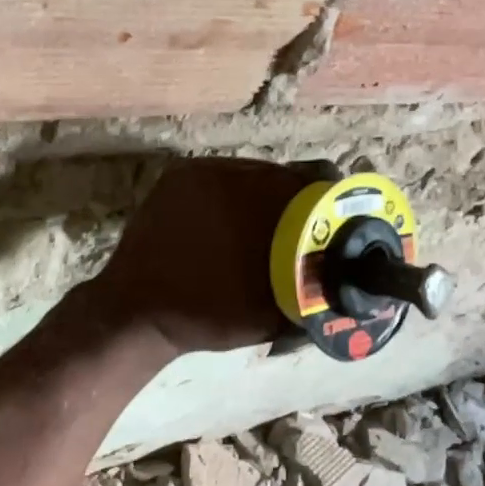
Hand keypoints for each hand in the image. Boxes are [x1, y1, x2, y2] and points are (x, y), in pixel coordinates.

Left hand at [88, 157, 338, 355]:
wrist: (136, 308)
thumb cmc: (209, 313)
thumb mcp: (277, 308)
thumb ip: (314, 282)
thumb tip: (348, 270)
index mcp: (258, 200)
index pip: (313, 180)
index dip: (330, 198)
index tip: (337, 220)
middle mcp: (227, 174)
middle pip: (281, 174)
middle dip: (298, 199)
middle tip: (307, 227)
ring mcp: (196, 172)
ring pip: (250, 173)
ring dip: (265, 195)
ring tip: (272, 226)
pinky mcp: (174, 177)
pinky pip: (219, 177)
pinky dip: (233, 194)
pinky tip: (236, 221)